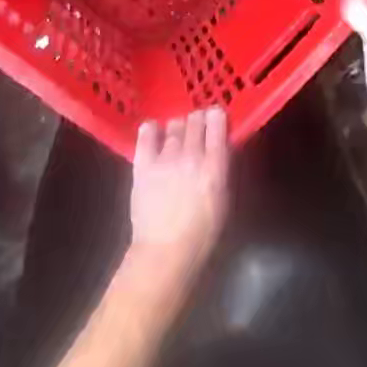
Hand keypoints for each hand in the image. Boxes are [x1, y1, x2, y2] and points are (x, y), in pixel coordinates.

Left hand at [127, 107, 229, 284]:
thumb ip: (220, 171)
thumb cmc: (202, 235)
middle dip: (197, 119)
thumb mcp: (223, 200)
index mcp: (214, 166)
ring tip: (178, 130)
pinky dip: (151, 129)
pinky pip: (146, 136)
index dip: (216, 115)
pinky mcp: (143, 165)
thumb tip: (218, 152)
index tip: (216, 114)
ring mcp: (165, 158)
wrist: (165, 252)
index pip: (217, 125)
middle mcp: (191, 156)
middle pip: (194, 121)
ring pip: (173, 126)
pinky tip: (153, 129)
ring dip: (178, 125)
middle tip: (197, 124)